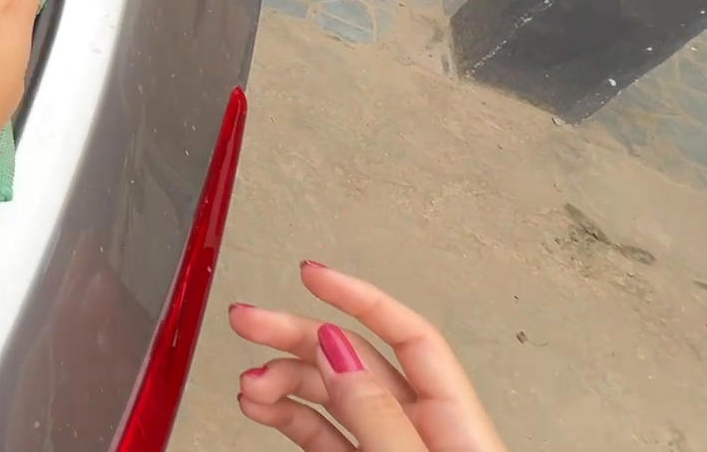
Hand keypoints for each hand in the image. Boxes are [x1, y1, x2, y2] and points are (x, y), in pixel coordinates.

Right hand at [230, 262, 506, 451]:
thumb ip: (378, 415)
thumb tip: (336, 347)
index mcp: (460, 430)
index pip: (411, 338)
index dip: (359, 298)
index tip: (310, 273)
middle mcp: (423, 433)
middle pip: (353, 360)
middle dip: (294, 336)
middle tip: (246, 320)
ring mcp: (389, 450)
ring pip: (327, 393)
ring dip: (280, 380)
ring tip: (250, 386)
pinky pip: (317, 428)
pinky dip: (282, 411)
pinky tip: (258, 405)